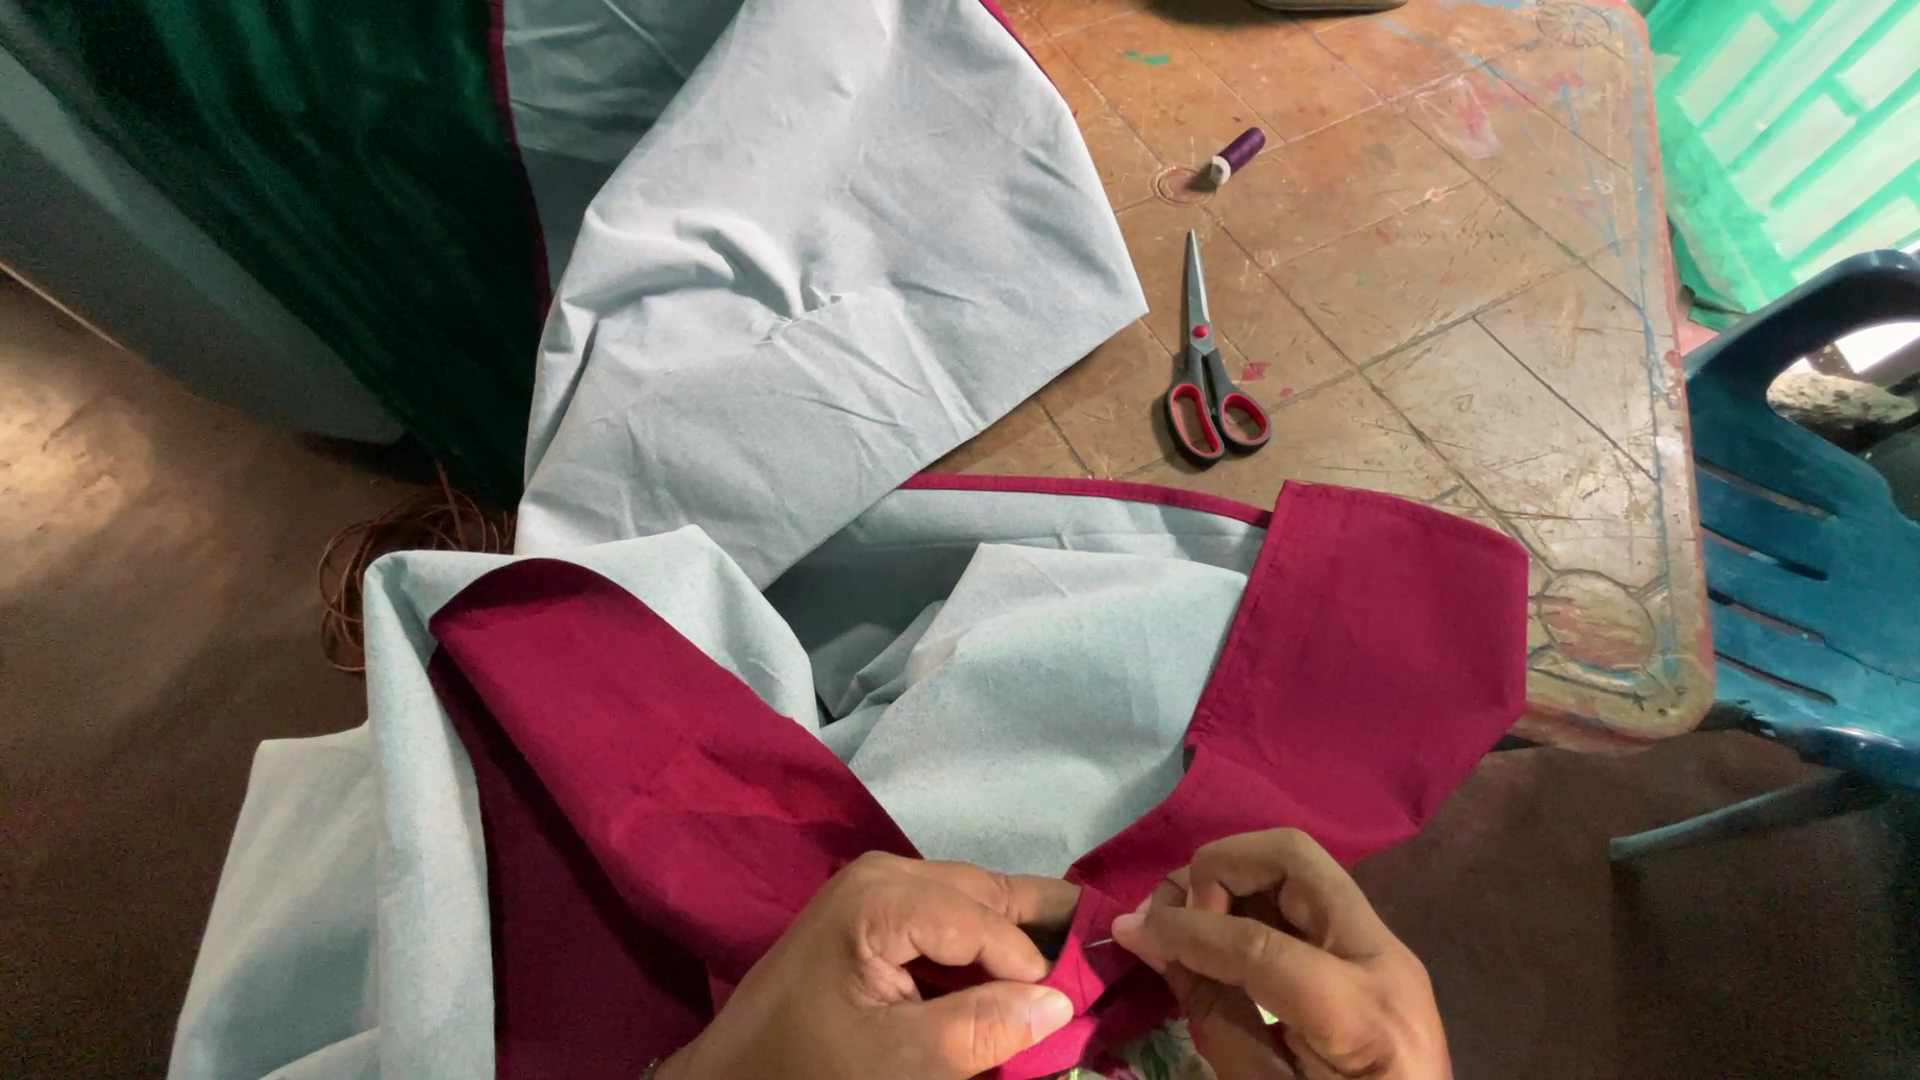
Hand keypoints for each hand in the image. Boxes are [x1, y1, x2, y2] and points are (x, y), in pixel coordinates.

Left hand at [656, 852, 1079, 1079]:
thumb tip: (1059, 1001)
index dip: (1033, 960)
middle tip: (1101, 946)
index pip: (980, 918)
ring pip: (969, 897)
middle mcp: (882, 872)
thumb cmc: (807, 1072)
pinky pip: (945, 912)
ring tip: (1073, 950)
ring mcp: (876, 885)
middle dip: (1038, 923)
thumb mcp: (897, 1064)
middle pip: (980, 891)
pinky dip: (983, 939)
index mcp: (881, 897)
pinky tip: (1015, 960)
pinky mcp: (875, 907)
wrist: (730, 1079)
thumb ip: (979, 1027)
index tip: (1082, 1002)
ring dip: (1016, 929)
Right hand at [1110, 829, 1449, 1079]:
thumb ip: (1208, 1011)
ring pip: (1293, 858)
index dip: (1185, 929)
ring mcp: (1383, 944)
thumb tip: (1148, 936)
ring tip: (1190, 920)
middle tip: (1182, 917)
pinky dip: (1247, 893)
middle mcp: (1384, 958)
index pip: (1258, 942)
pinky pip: (1297, 890)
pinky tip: (1218, 930)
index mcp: (1366, 1018)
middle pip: (1290, 855)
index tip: (1134, 930)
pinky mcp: (1368, 943)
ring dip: (1230, 876)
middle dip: (1219, 870)